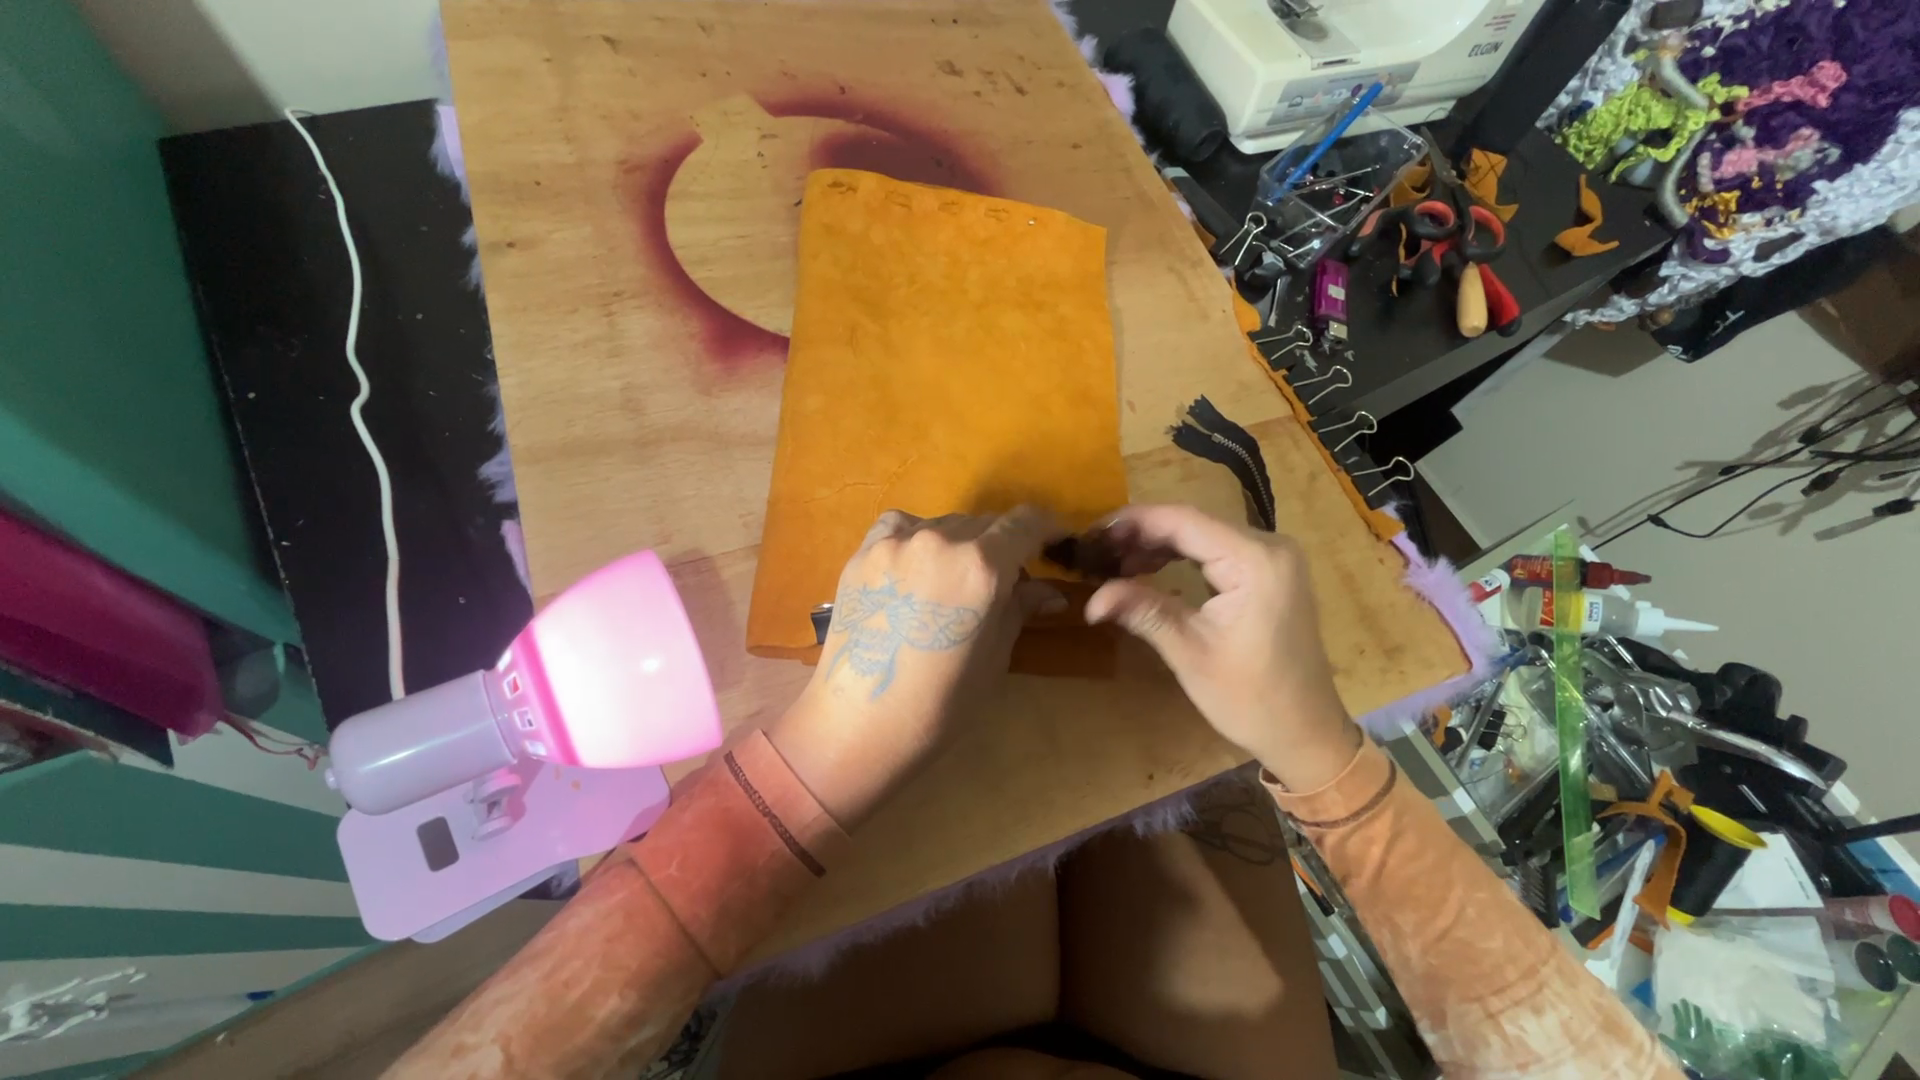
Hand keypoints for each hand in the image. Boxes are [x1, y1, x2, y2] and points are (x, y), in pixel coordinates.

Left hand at [769, 507, 1065, 825]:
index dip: (1047, 529)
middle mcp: (940, 541)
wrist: (860, 723)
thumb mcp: (994, 656)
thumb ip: (1020, 608)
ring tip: (954, 582)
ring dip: (960, 543)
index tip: (1054, 543)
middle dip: (1002, 545)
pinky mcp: (863, 553)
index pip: (1026, 522)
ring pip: (944, 524)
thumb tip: (1050, 591)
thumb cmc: (941, 703)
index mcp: (982, 566)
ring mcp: (896, 543)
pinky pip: (900, 527)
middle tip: (1004, 581)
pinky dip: (917, 537)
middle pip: (985, 524)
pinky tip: (916, 566)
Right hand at [1082, 504, 1361, 791]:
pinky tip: (1148, 568)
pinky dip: (1181, 556)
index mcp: (1255, 561)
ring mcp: (1274, 558)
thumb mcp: (1190, 653)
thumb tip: (1090, 600)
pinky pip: (1218, 550)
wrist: (1306, 731)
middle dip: (1141, 534)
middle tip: (1095, 552)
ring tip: (1113, 562)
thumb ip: (1144, 612)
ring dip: (1158, 544)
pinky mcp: (1271, 572)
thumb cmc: (1250, 699)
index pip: (1183, 521)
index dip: (1133, 523)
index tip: (1091, 534)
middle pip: (1193, 523)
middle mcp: (1270, 547)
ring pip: (1203, 534)